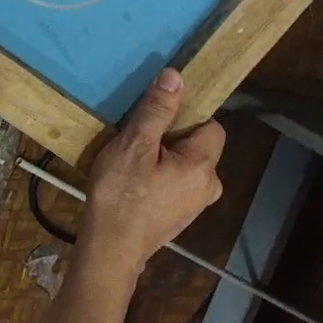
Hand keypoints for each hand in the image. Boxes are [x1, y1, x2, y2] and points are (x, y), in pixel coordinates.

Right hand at [77, 68, 224, 277]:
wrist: (111, 246)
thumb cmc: (122, 192)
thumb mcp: (135, 143)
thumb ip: (158, 110)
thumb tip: (177, 76)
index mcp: (203, 167)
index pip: (211, 126)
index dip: (186, 115)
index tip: (157, 116)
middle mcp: (209, 186)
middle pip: (198, 145)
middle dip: (170, 136)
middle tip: (137, 138)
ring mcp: (195, 204)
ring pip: (185, 164)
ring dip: (162, 156)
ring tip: (131, 159)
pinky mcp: (180, 216)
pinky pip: (176, 182)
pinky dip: (159, 175)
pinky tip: (133, 180)